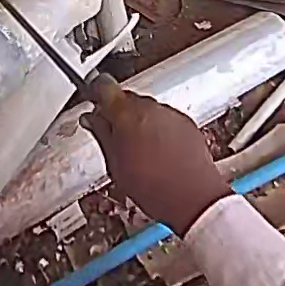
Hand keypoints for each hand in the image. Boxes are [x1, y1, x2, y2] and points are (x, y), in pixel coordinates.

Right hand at [82, 73, 231, 233]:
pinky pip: (166, 118)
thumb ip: (101, 134)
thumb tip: (91, 120)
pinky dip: (159, 128)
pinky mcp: (186, 123)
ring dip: (140, 121)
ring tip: (139, 149)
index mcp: (126, 113)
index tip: (93, 101)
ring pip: (147, 108)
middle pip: (126, 97)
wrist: (193, 199)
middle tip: (114, 134)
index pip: (104, 86)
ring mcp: (169, 113)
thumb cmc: (153, 186)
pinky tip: (157, 151)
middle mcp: (149, 107)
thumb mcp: (115, 164)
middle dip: (119, 112)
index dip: (96, 92)